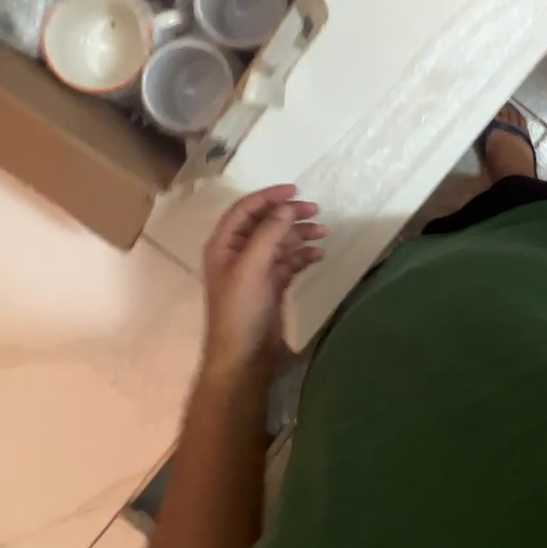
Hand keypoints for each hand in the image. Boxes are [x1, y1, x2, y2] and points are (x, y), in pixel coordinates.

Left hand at [202, 185, 325, 376]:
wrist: (244, 357)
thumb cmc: (240, 310)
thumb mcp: (252, 267)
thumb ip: (268, 234)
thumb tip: (287, 208)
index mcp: (224, 245)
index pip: (245, 209)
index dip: (269, 196)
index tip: (295, 190)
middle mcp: (238, 253)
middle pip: (265, 223)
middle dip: (289, 214)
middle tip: (316, 210)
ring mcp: (256, 270)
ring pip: (280, 241)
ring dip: (300, 234)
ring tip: (323, 232)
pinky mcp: (271, 285)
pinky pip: (289, 262)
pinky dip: (303, 255)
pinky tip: (319, 255)